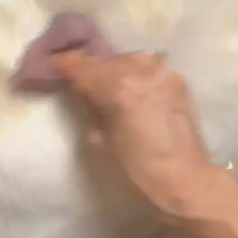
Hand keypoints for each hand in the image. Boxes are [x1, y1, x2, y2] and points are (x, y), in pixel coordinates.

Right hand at [53, 50, 230, 222]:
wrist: (186, 178)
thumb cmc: (139, 168)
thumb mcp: (102, 140)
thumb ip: (90, 107)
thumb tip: (81, 91)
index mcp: (120, 87)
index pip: (83, 65)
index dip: (63, 64)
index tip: (52, 65)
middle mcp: (143, 70)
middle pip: (105, 60)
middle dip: (88, 68)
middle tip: (76, 78)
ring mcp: (164, 72)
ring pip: (128, 59)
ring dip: (114, 68)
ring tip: (105, 84)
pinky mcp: (178, 80)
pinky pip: (149, 68)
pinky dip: (136, 73)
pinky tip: (131, 88)